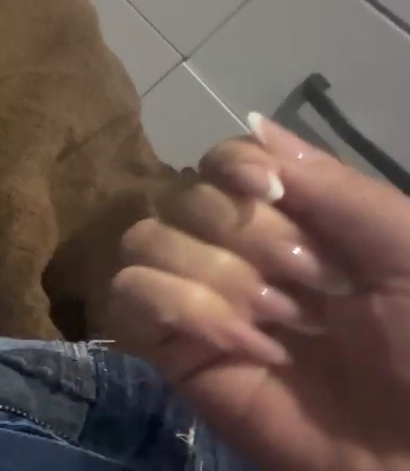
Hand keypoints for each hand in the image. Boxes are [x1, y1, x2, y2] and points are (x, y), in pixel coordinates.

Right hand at [110, 115, 409, 470]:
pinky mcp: (159, 343)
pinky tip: (244, 347)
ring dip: (218, 280)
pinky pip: (130, 293)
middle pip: (180, 198)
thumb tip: (255, 123)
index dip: (236, 170)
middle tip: (315, 288)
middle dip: (246, 238)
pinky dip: (185, 312)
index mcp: (303, 224)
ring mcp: (193, 297)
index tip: (275, 197)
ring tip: (281, 326)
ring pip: (144, 242)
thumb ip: (339, 190)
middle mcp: (237, 252)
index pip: (225, 163)